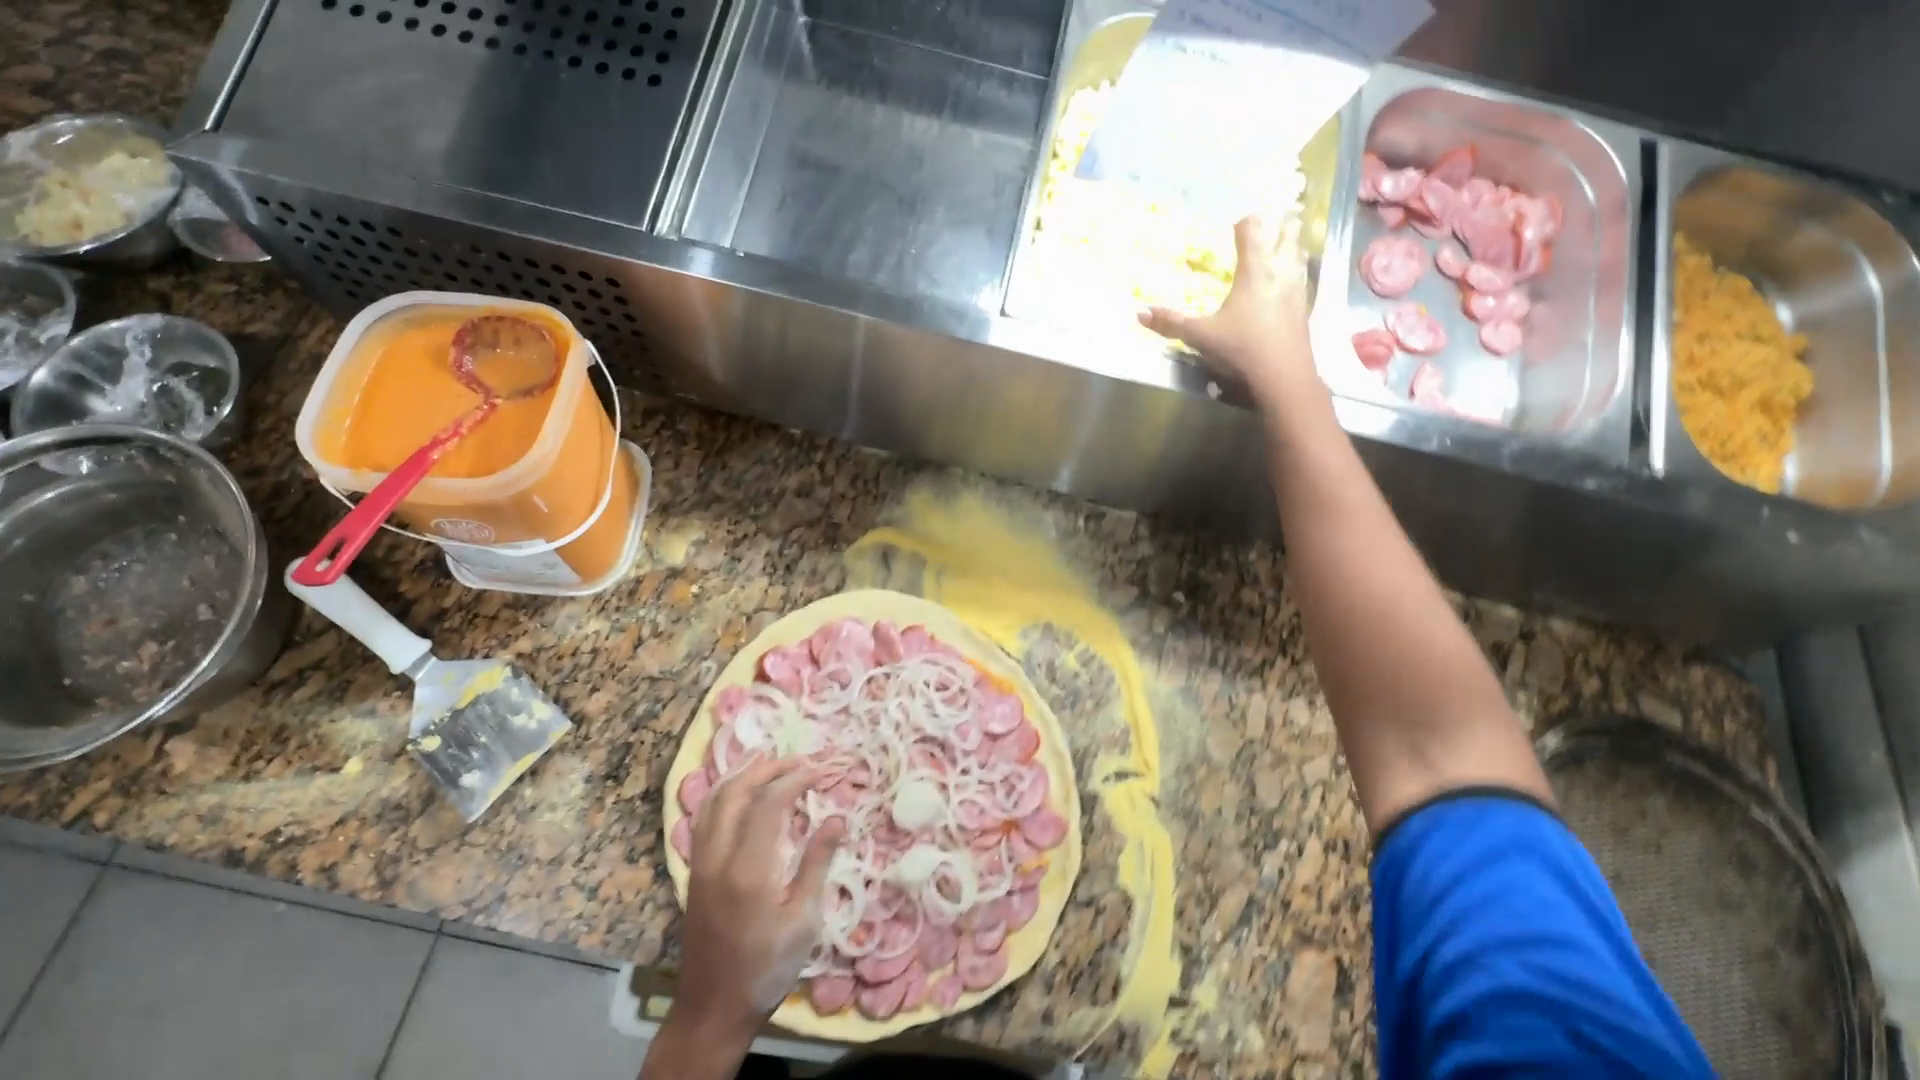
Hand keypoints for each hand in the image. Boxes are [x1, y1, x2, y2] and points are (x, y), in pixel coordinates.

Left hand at [676, 756, 843, 1038]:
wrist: (713, 1007)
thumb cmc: (766, 969)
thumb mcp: (803, 921)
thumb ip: (817, 864)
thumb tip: (837, 817)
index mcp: (749, 869)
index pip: (770, 803)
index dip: (796, 778)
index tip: (822, 769)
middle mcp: (718, 857)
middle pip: (737, 791)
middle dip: (769, 767)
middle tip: (801, 760)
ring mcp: (700, 863)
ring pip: (714, 800)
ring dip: (743, 774)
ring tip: (771, 762)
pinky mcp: (694, 871)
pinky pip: (704, 817)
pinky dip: (724, 793)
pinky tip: (740, 791)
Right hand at [1139, 215, 1317, 406]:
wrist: (1284, 377)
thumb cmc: (1241, 349)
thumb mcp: (1201, 337)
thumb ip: (1172, 323)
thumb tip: (1140, 313)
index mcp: (1254, 273)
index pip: (1252, 233)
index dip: (1245, 223)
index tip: (1237, 222)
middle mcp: (1279, 274)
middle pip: (1285, 237)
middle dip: (1281, 224)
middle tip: (1278, 214)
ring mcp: (1296, 292)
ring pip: (1300, 256)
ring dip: (1294, 245)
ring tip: (1291, 238)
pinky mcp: (1304, 310)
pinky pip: (1305, 281)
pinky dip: (1301, 272)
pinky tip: (1298, 279)